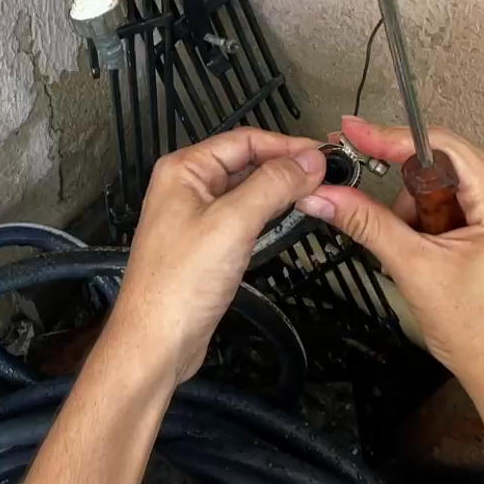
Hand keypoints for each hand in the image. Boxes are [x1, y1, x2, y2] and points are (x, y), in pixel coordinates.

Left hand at [109, 128, 326, 387]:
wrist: (156, 343)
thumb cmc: (178, 285)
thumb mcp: (233, 223)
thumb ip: (273, 186)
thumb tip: (309, 160)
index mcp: (184, 169)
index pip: (244, 140)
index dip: (286, 145)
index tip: (323, 156)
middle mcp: (187, 186)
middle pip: (246, 161)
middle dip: (286, 166)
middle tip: (326, 176)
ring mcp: (196, 215)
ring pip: (247, 188)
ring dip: (280, 189)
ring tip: (316, 193)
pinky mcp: (206, 242)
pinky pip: (243, 214)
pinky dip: (268, 212)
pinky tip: (288, 217)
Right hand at [297, 116, 483, 397]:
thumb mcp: (415, 270)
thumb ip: (366, 223)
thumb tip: (325, 195)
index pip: (439, 146)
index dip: (390, 138)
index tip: (353, 132)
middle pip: (439, 164)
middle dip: (407, 195)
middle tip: (390, 224)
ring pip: (443, 184)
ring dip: (418, 213)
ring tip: (422, 255)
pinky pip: (455, 201)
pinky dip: (431, 221)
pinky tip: (433, 254)